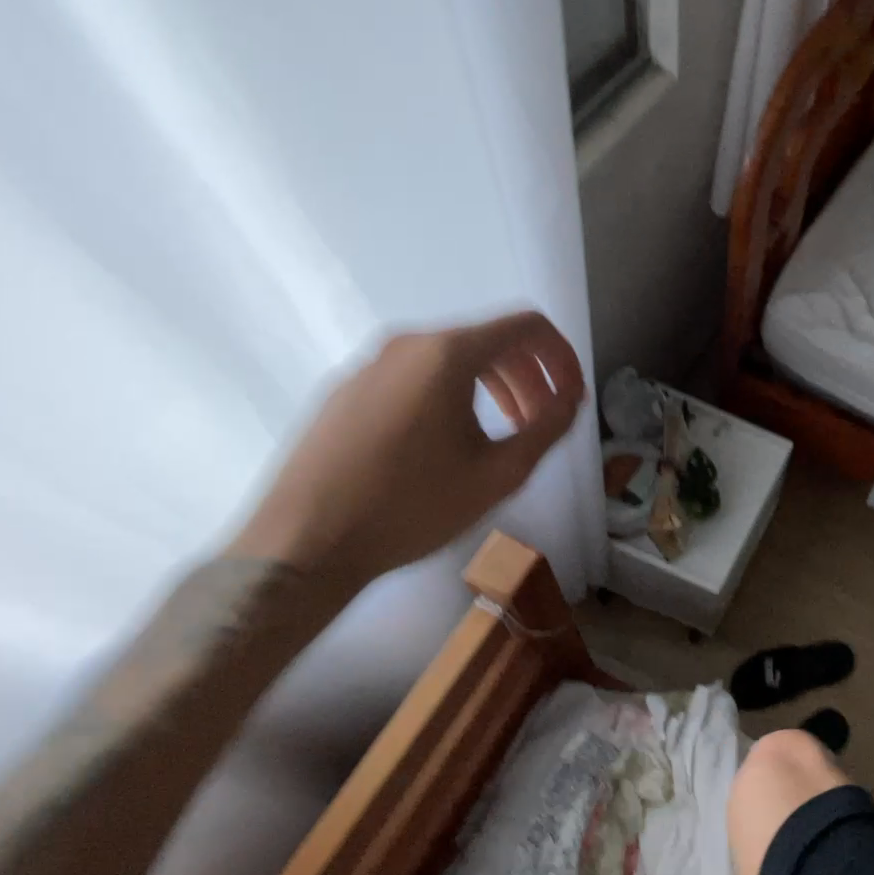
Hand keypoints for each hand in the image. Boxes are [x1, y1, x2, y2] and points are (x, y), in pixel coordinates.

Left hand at [232, 311, 586, 586]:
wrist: (300, 547)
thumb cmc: (410, 508)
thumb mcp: (500, 473)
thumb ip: (549, 427)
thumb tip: (570, 399)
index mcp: (447, 353)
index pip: (528, 327)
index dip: (563, 358)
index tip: (572, 399)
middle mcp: (407, 344)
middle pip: (491, 341)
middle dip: (531, 378)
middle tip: (543, 423)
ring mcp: (369, 365)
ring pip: (452, 359)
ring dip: (494, 388)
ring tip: (505, 434)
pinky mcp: (345, 392)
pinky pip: (415, 377)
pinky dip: (451, 396)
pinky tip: (448, 444)